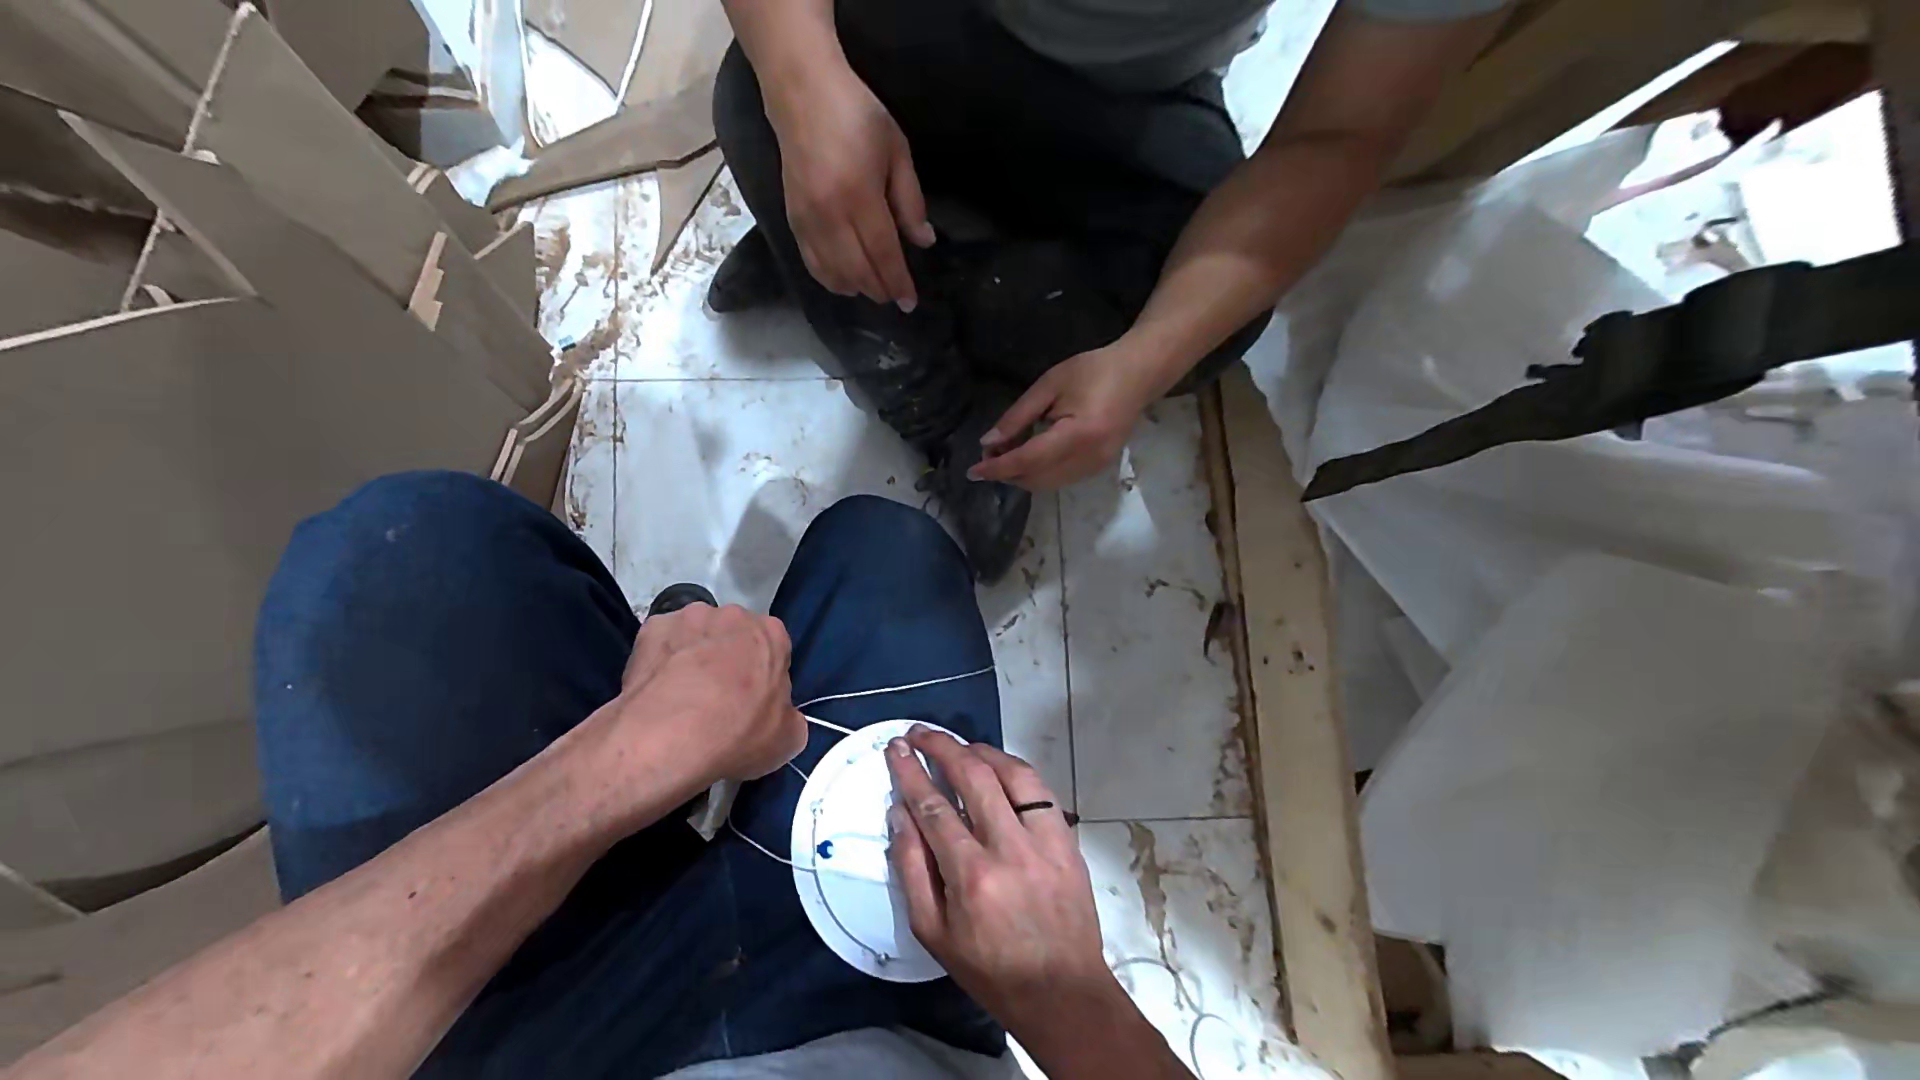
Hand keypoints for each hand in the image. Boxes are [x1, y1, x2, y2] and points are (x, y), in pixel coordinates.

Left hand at [608, 604, 806, 787]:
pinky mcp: (652, 627)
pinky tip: (656, 689)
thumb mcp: (787, 738)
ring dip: (693, 655)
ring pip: (696, 634)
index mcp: (772, 634)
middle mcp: (733, 615)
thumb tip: (783, 718)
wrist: (668, 737)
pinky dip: (661, 659)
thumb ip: (790, 718)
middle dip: (728, 658)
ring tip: (681, 695)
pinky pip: (661, 641)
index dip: (763, 674)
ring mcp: (690, 617)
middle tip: (717, 697)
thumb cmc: (737, 732)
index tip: (752, 700)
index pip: (774, 648)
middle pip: (734, 635)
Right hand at [767, 66, 934, 308]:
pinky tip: (846, 282)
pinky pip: (812, 264)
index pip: (883, 253)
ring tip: (874, 289)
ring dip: (857, 289)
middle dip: (879, 290)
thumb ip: (910, 201)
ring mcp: (807, 220)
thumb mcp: (897, 151)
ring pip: (834, 273)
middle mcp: (830, 215)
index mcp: (860, 195)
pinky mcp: (792, 220)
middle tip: (895, 297)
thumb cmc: (856, 115)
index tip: (910, 302)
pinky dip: (831, 280)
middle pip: (858, 271)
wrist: (801, 92)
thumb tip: (924, 242)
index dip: (898, 282)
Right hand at [884, 727, 1115, 1024]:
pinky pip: (1038, 788)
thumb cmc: (989, 968)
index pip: (934, 807)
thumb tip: (900, 814)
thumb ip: (911, 868)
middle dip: (941, 746)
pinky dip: (1013, 768)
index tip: (896, 749)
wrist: (1061, 991)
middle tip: (919, 733)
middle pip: (972, 776)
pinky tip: (997, 765)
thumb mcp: (933, 932)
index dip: (911, 772)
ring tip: (956, 745)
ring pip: (1011, 772)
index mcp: (971, 876)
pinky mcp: (1066, 838)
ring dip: (979, 750)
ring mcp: (1044, 840)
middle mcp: (1009, 849)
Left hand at [969, 347, 1159, 490]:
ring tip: (1004, 454)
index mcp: (1078, 435)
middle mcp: (1088, 459)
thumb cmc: (1093, 371)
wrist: (1139, 374)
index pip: (1028, 461)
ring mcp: (1096, 468)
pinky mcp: (1098, 469)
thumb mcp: (1049, 385)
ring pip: (1046, 485)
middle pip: (1035, 480)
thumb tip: (989, 443)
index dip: (997, 468)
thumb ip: (1018, 416)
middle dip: (1006, 473)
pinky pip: (1059, 481)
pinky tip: (1027, 456)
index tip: (972, 471)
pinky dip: (1037, 474)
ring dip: (1020, 476)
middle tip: (987, 454)